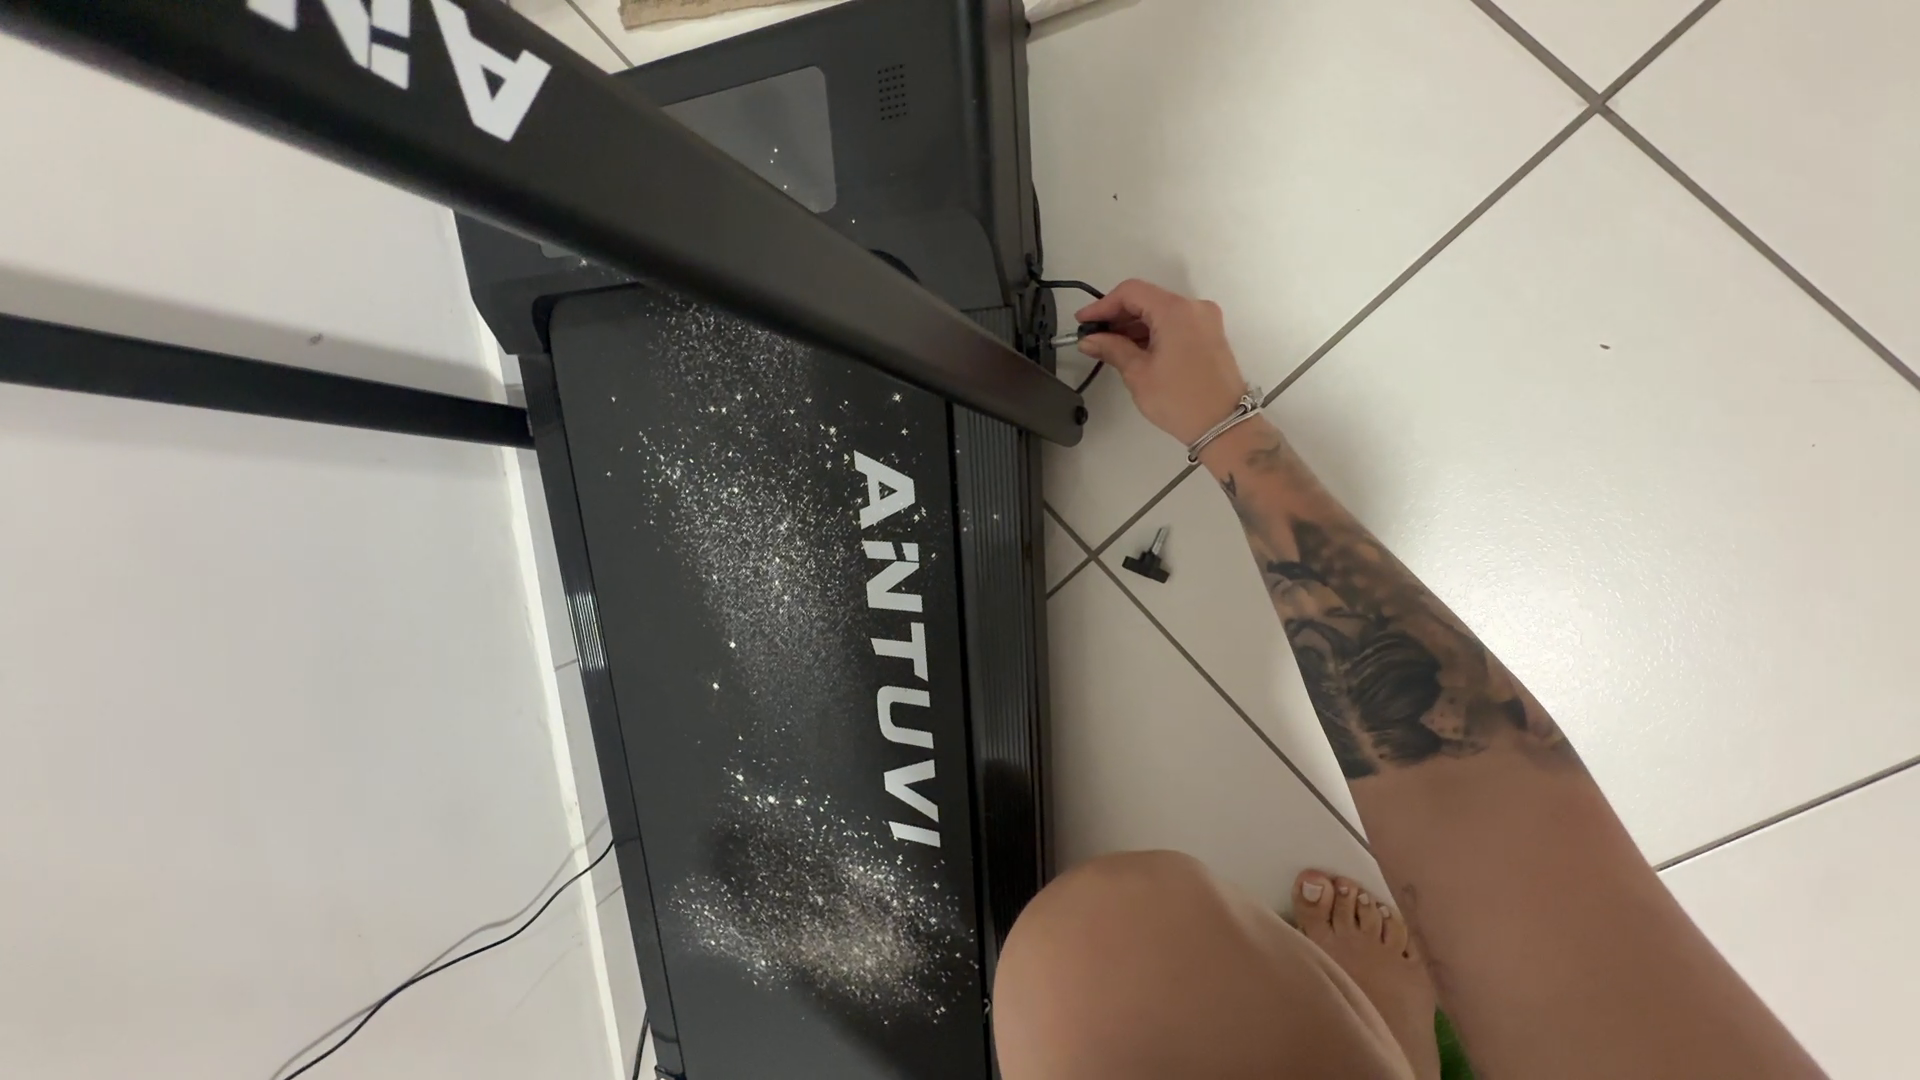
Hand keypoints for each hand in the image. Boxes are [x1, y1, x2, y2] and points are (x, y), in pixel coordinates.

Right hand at [1075, 279, 1251, 445]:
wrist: (1225, 425)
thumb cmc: (1179, 400)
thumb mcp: (1138, 374)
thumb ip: (1112, 349)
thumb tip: (1089, 340)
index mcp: (1175, 310)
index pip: (1131, 292)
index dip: (1102, 305)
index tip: (1083, 322)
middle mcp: (1193, 307)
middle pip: (1147, 299)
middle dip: (1117, 316)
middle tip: (1093, 337)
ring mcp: (1205, 320)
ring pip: (1160, 312)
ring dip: (1134, 326)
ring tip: (1109, 347)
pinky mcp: (1210, 335)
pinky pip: (1175, 324)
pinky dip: (1152, 333)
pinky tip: (1133, 350)